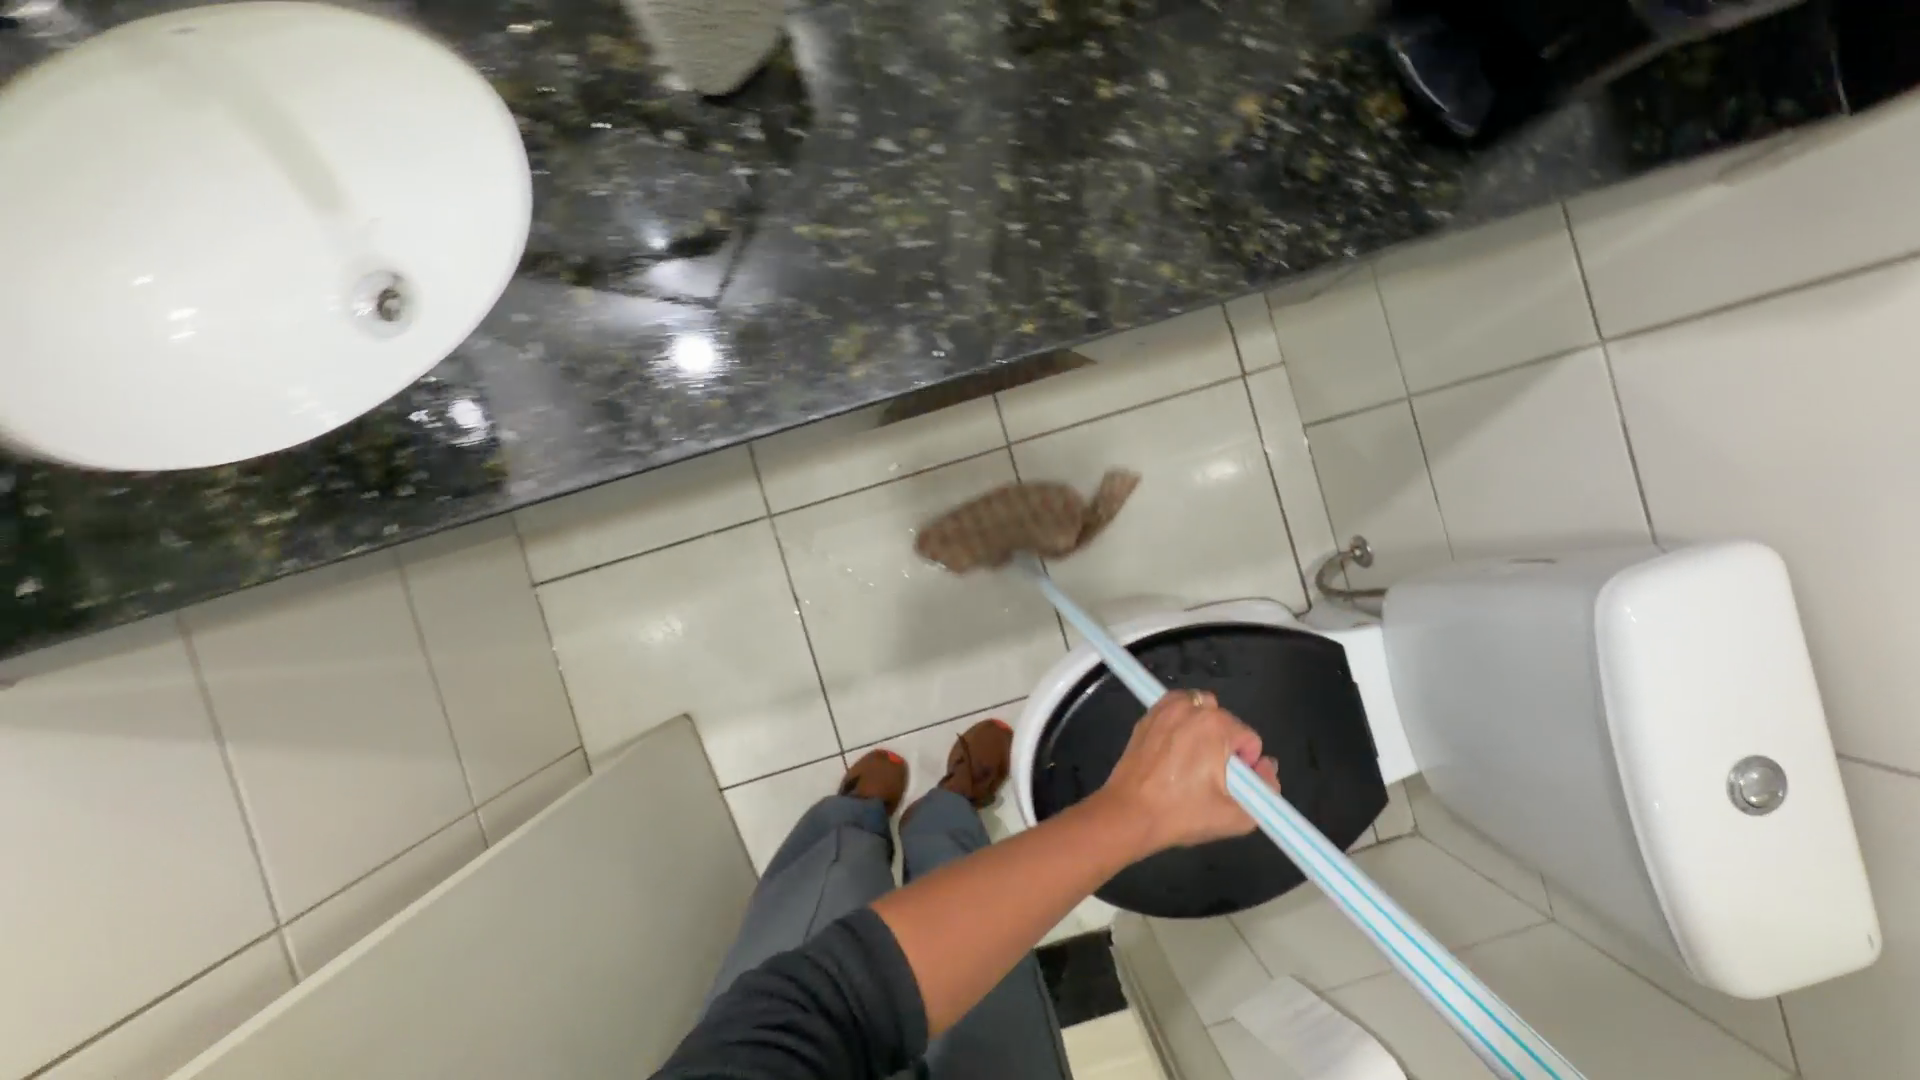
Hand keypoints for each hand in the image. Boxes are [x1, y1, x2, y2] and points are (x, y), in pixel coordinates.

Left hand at [1095, 689, 1280, 855]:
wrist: (1130, 813)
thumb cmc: (1183, 814)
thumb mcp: (1238, 815)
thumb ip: (1266, 791)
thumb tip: (1266, 768)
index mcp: (1217, 725)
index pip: (1250, 739)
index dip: (1247, 764)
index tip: (1231, 783)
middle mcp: (1192, 708)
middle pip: (1226, 722)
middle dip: (1226, 745)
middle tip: (1211, 776)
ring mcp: (1166, 709)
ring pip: (1200, 708)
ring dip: (1204, 728)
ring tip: (1195, 759)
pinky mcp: (1147, 716)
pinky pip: (1175, 707)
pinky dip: (1181, 720)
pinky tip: (1176, 746)